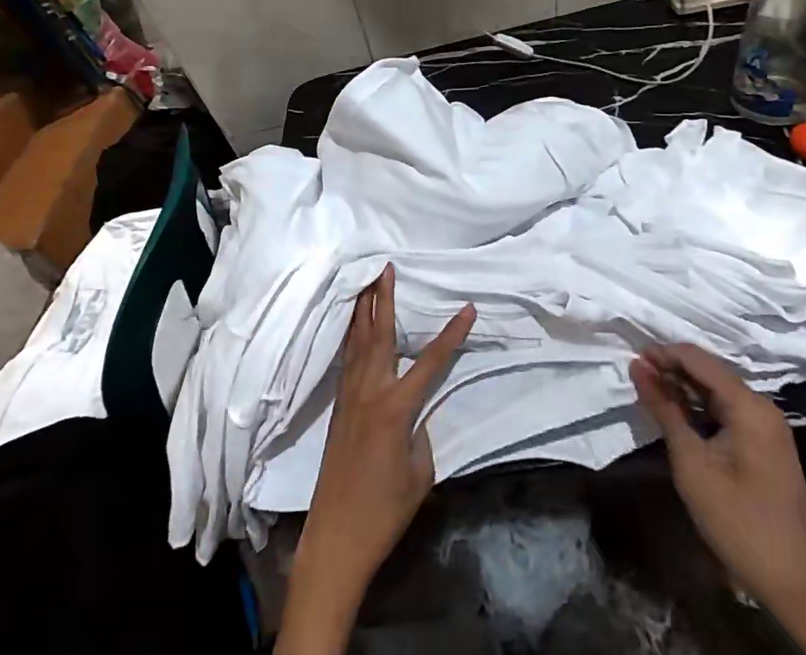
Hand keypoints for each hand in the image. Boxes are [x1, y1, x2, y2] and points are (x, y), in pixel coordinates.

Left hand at [278, 265, 474, 654]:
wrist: (336, 538)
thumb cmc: (386, 510)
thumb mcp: (421, 470)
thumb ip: (422, 428)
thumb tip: (418, 406)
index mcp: (395, 408)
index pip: (431, 361)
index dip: (452, 334)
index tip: (469, 307)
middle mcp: (368, 393)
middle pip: (378, 335)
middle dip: (383, 299)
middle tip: (385, 267)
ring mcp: (348, 398)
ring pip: (357, 343)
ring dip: (363, 310)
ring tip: (367, 281)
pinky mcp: (337, 408)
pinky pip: (346, 360)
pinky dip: (351, 336)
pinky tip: (353, 325)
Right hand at [634, 345, 805, 651]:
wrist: (792, 580)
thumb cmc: (736, 520)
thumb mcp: (692, 463)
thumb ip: (665, 410)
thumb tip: (639, 368)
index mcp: (750, 406)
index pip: (700, 360)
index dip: (665, 354)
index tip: (632, 357)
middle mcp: (763, 406)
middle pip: (711, 373)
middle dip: (672, 369)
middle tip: (635, 374)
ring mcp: (767, 426)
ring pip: (718, 392)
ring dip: (684, 388)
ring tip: (648, 388)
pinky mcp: (765, 444)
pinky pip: (727, 411)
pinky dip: (700, 408)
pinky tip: (676, 412)